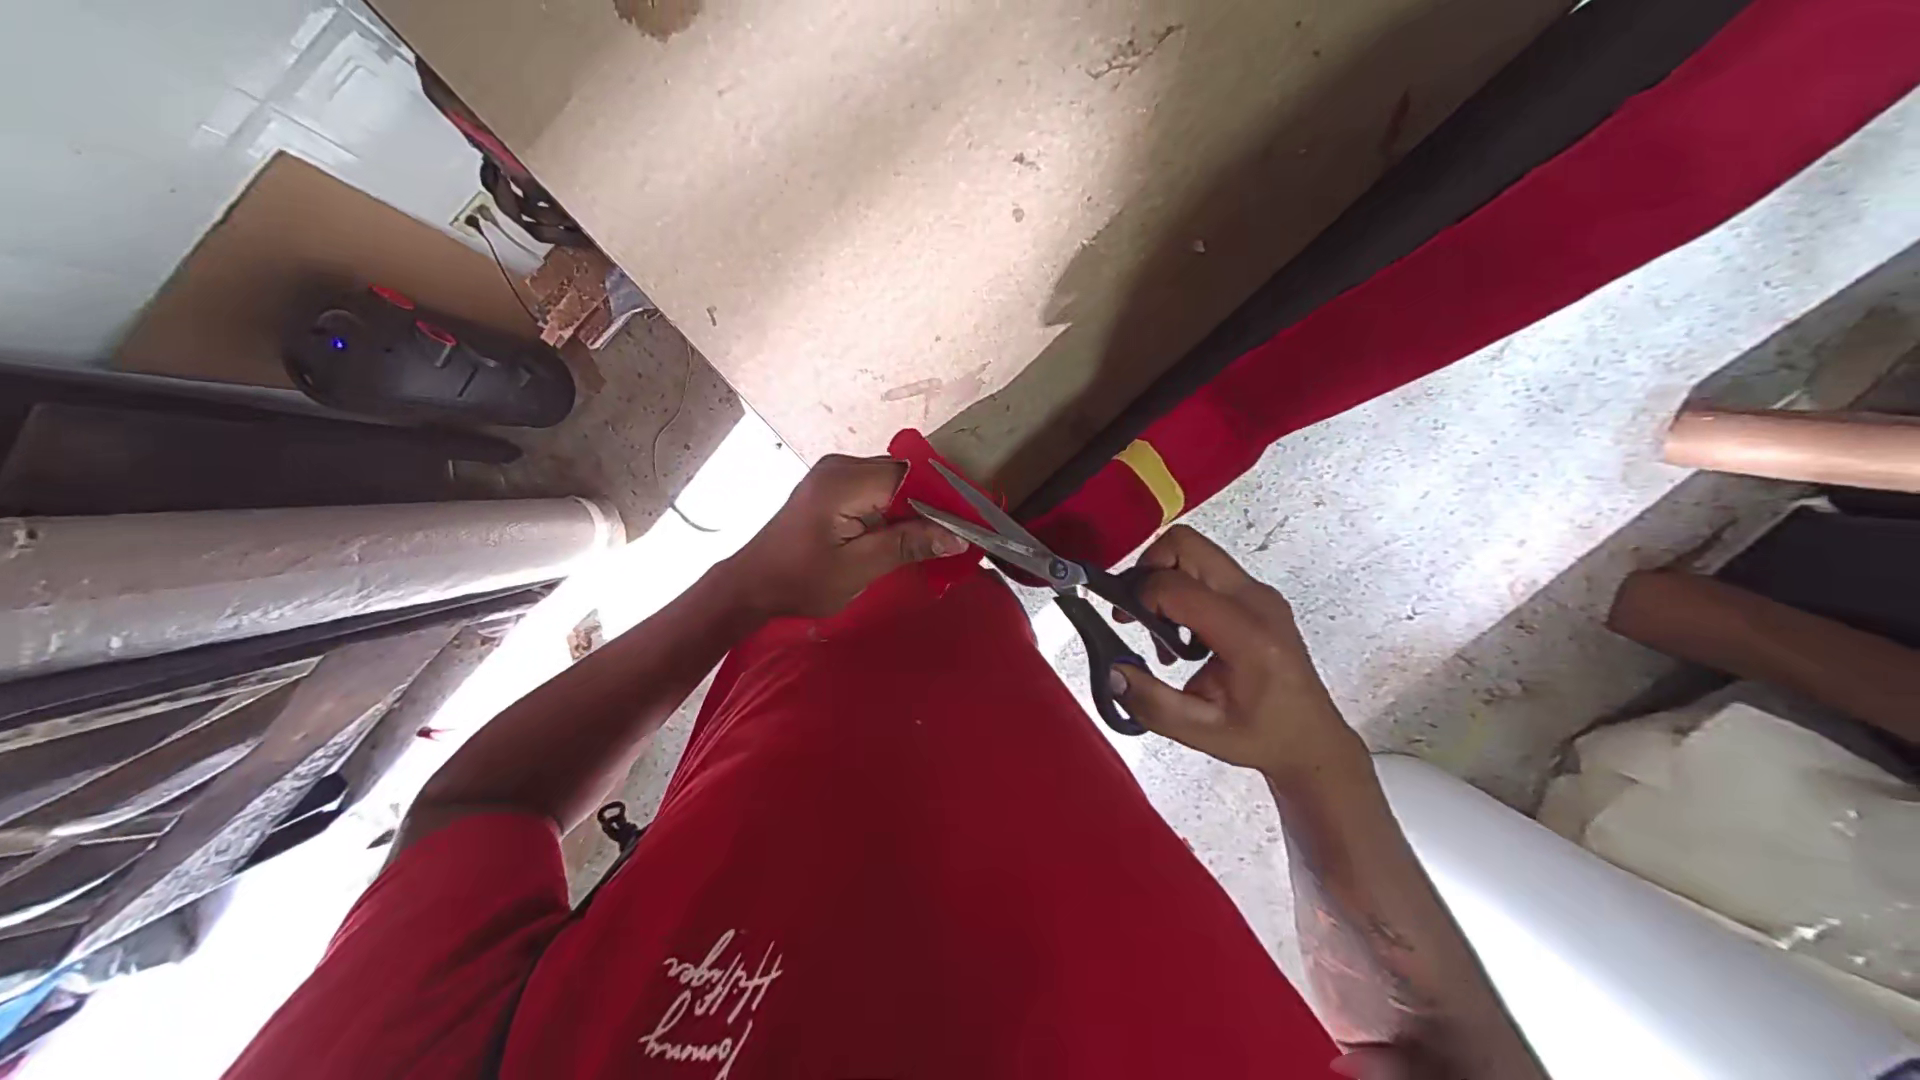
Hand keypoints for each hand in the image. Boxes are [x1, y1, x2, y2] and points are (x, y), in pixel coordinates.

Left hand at [728, 454, 964, 618]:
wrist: (753, 584)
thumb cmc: (800, 580)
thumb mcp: (859, 568)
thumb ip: (908, 545)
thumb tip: (957, 536)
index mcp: (845, 481)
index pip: (912, 476)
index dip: (944, 499)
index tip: (970, 526)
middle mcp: (842, 466)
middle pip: (906, 476)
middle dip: (933, 505)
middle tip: (958, 538)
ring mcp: (836, 474)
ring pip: (895, 483)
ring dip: (917, 509)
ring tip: (939, 540)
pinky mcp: (834, 487)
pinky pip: (879, 490)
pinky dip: (897, 510)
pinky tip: (907, 535)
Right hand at [1109, 525, 1364, 784]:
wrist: (1311, 740)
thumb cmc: (1262, 737)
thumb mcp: (1200, 732)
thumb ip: (1150, 702)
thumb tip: (1110, 671)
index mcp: (1247, 635)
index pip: (1176, 585)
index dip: (1139, 597)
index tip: (1124, 623)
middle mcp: (1256, 601)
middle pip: (1187, 544)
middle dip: (1148, 569)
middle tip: (1135, 610)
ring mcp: (1258, 594)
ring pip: (1195, 552)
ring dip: (1163, 579)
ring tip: (1161, 632)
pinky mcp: (1256, 596)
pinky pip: (1206, 570)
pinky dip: (1180, 588)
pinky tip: (1182, 635)